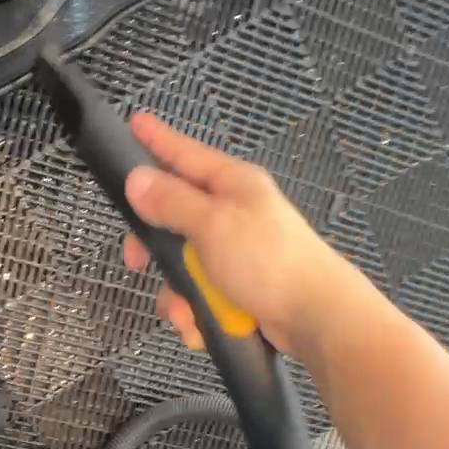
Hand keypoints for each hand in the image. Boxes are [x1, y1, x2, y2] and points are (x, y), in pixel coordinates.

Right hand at [120, 113, 373, 351]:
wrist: (312, 316)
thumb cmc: (268, 261)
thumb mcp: (213, 225)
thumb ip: (172, 203)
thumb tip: (137, 179)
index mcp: (231, 185)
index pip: (185, 154)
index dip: (157, 140)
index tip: (135, 122)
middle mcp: (230, 214)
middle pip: (172, 219)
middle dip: (154, 248)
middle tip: (137, 261)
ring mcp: (232, 253)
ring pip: (180, 267)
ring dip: (178, 295)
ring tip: (189, 311)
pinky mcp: (233, 288)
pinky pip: (197, 297)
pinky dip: (195, 314)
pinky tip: (201, 325)